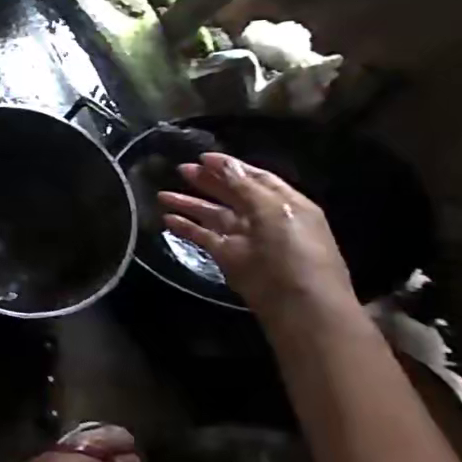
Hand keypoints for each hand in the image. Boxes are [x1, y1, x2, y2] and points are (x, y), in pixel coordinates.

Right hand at [156, 152, 356, 317]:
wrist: (299, 304)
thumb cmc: (294, 251)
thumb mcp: (273, 210)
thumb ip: (244, 185)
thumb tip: (219, 162)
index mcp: (284, 204)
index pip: (255, 178)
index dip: (229, 166)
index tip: (202, 157)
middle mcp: (264, 218)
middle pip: (232, 194)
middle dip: (207, 181)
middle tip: (180, 170)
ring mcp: (245, 239)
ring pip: (213, 215)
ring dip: (189, 204)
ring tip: (162, 195)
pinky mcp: (228, 258)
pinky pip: (204, 237)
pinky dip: (186, 228)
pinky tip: (168, 219)